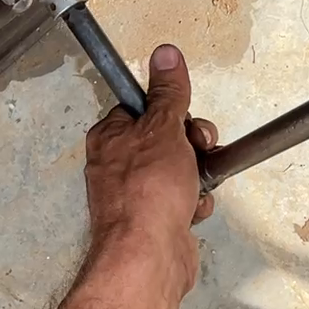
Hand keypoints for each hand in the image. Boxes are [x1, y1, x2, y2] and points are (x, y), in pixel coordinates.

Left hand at [83, 44, 215, 293]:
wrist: (148, 255)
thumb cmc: (149, 188)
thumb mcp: (163, 128)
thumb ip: (169, 93)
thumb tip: (166, 53)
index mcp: (110, 136)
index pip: (144, 108)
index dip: (170, 112)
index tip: (185, 121)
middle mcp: (116, 163)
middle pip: (166, 138)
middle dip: (191, 145)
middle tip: (199, 150)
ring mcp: (135, 193)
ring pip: (179, 169)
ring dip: (196, 175)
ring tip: (194, 186)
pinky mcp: (153, 218)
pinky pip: (181, 198)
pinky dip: (193, 203)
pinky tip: (191, 211)